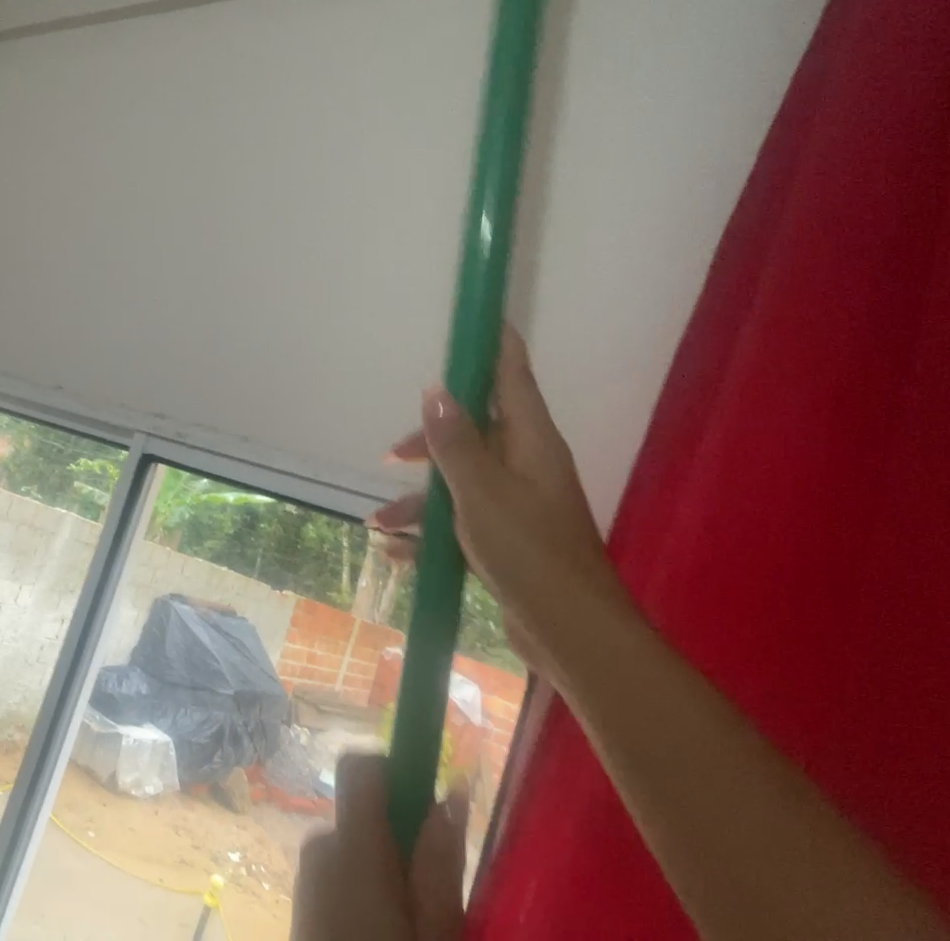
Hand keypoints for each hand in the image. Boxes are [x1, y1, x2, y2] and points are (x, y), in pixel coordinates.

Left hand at [293, 754, 468, 940]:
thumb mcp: (436, 933)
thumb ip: (440, 859)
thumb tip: (453, 787)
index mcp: (353, 847)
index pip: (360, 765)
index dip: (396, 768)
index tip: (430, 802)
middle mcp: (321, 843)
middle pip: (368, 808)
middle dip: (405, 836)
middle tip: (435, 898)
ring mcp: (309, 868)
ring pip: (361, 841)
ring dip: (390, 867)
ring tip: (412, 927)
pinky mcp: (305, 891)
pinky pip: (344, 865)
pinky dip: (370, 883)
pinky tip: (385, 932)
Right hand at [370, 328, 632, 680]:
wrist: (570, 632)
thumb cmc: (528, 551)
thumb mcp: (481, 492)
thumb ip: (456, 441)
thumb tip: (436, 389)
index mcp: (530, 443)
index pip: (512, 377)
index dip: (493, 346)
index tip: (474, 317)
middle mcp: (527, 467)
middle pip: (474, 432)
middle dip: (429, 442)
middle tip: (392, 454)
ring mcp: (518, 506)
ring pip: (460, 483)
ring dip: (420, 501)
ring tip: (379, 524)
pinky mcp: (508, 543)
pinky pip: (461, 523)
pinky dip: (430, 534)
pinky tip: (397, 553)